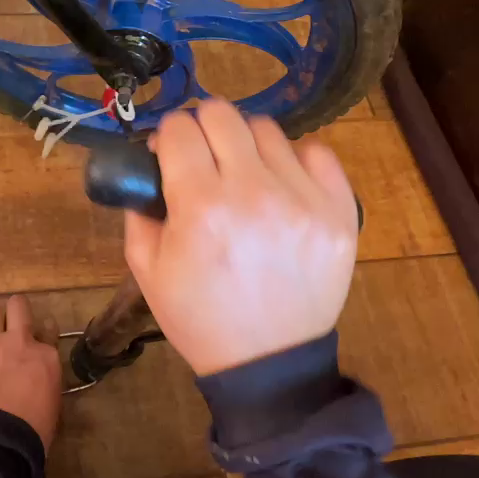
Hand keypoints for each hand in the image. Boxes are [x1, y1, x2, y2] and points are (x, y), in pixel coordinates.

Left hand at [0, 295, 62, 447]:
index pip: (49, 329)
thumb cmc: (32, 433)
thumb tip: (38, 382)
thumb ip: (46, 382)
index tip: (36, 338)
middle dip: (14, 310)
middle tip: (9, 324)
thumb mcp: (52, 405)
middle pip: (18, 305)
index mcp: (46, 357)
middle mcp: (20, 341)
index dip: (42, 331)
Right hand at [125, 98, 358, 375]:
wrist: (270, 364)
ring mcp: (303, 199)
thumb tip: (152, 157)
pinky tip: (283, 184)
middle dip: (203, 127)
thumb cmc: (200, 315)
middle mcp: (254, 192)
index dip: (169, 135)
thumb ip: (139, 204)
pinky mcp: (339, 211)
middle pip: (222, 113)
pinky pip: (317, 151)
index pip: (180, 127)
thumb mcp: (146, 267)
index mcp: (201, 207)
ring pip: (266, 129)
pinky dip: (295, 160)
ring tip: (245, 174)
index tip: (171, 152)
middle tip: (204, 156)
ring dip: (247, 144)